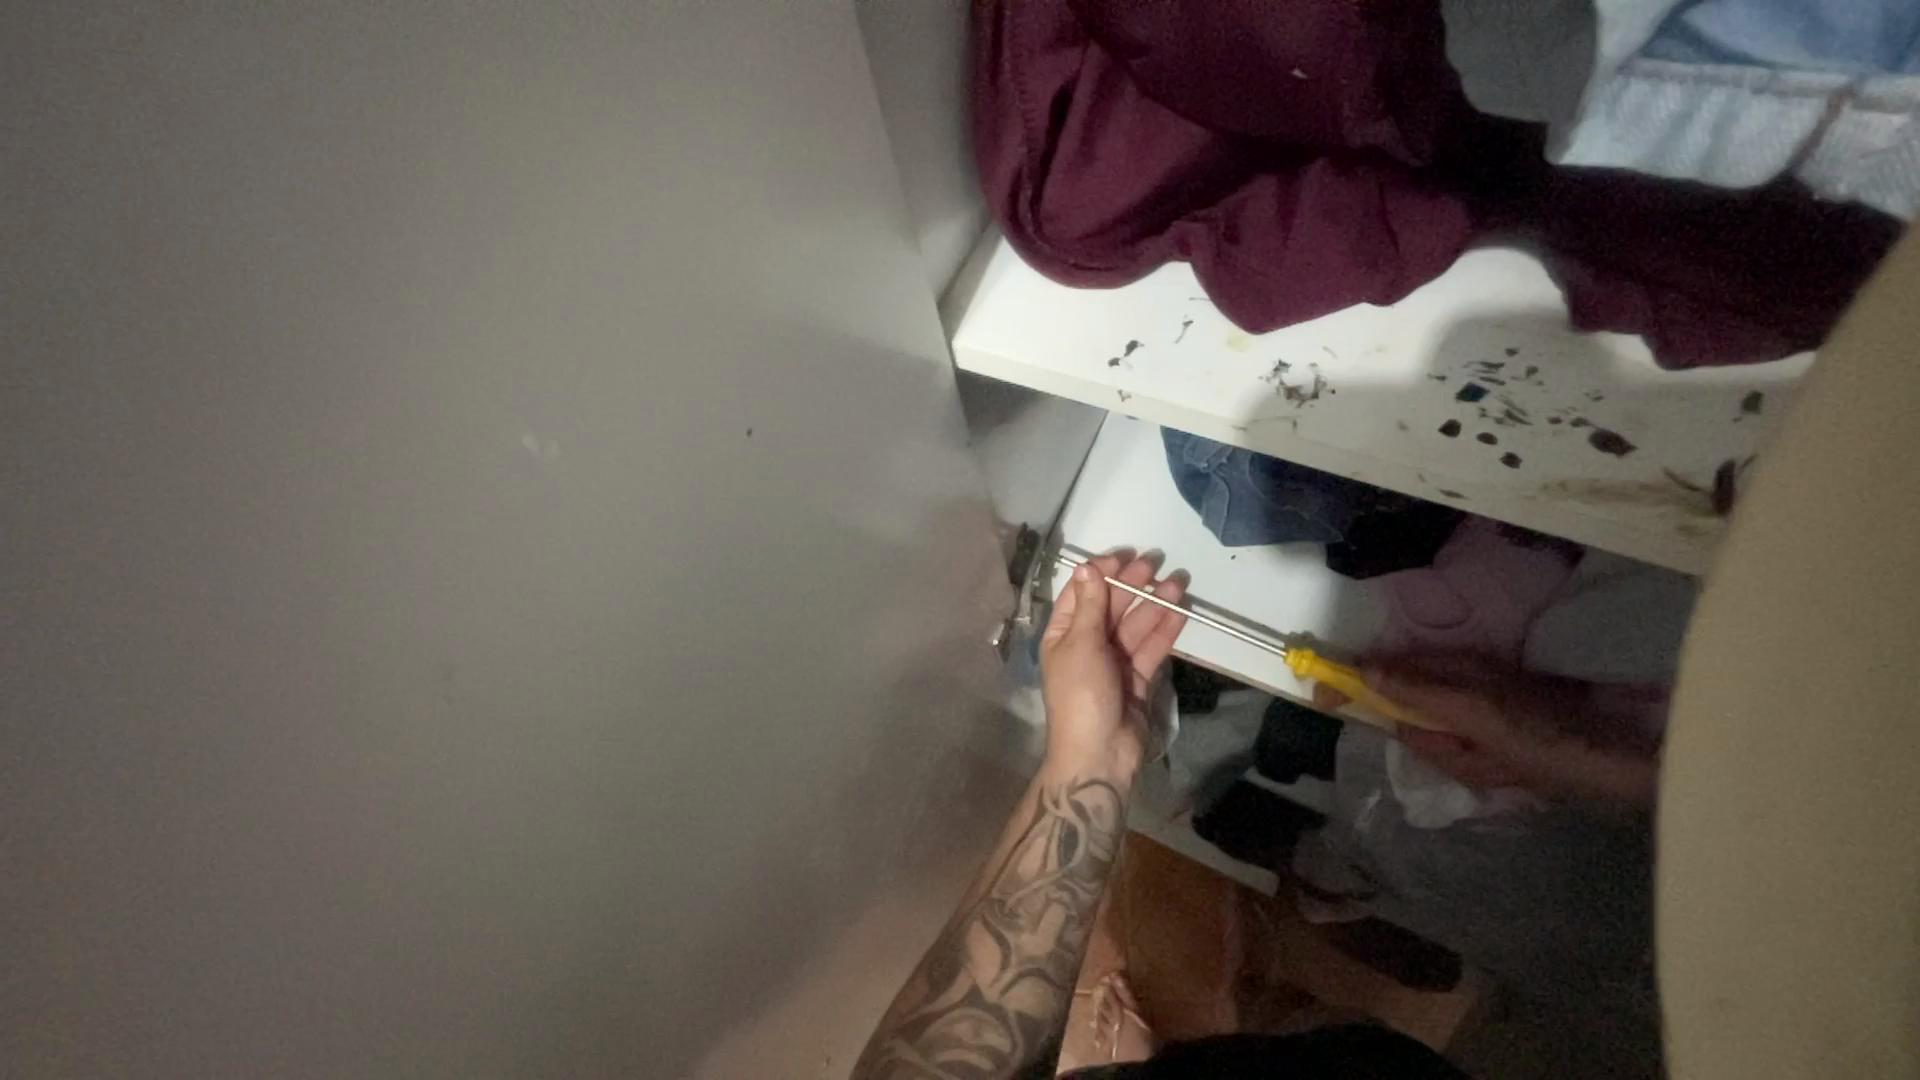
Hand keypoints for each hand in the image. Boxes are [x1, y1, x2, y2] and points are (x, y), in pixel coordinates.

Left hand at [1039, 552, 1187, 781]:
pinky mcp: (1137, 678)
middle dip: (1132, 584)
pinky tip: (1181, 611)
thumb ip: (1090, 605)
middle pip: (1111, 606)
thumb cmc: (1081, 695)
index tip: (1123, 557)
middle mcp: (1086, 643)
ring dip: (1155, 604)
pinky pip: (1151, 647)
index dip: (1101, 572)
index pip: (1081, 593)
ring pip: (1135, 625)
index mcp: (1063, 634)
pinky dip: (1165, 630)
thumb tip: (1087, 566)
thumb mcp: (1081, 644)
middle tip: (1156, 563)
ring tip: (1179, 583)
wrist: (1099, 754)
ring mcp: (1113, 661)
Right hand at [1317, 653, 1659, 806]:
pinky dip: (1475, 768)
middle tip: (1465, 755)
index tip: (1321, 695)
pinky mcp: (1489, 737)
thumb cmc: (1544, 738)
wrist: (1622, 771)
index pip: (1382, 668)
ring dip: (1458, 759)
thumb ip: (1417, 691)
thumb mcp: (1474, 714)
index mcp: (1449, 670)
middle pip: (1405, 713)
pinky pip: (1458, 757)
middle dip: (1428, 740)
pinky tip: (1506, 772)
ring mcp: (1473, 712)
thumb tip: (1363, 667)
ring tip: (1496, 767)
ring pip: (1432, 741)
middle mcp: (1455, 685)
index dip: (1350, 679)